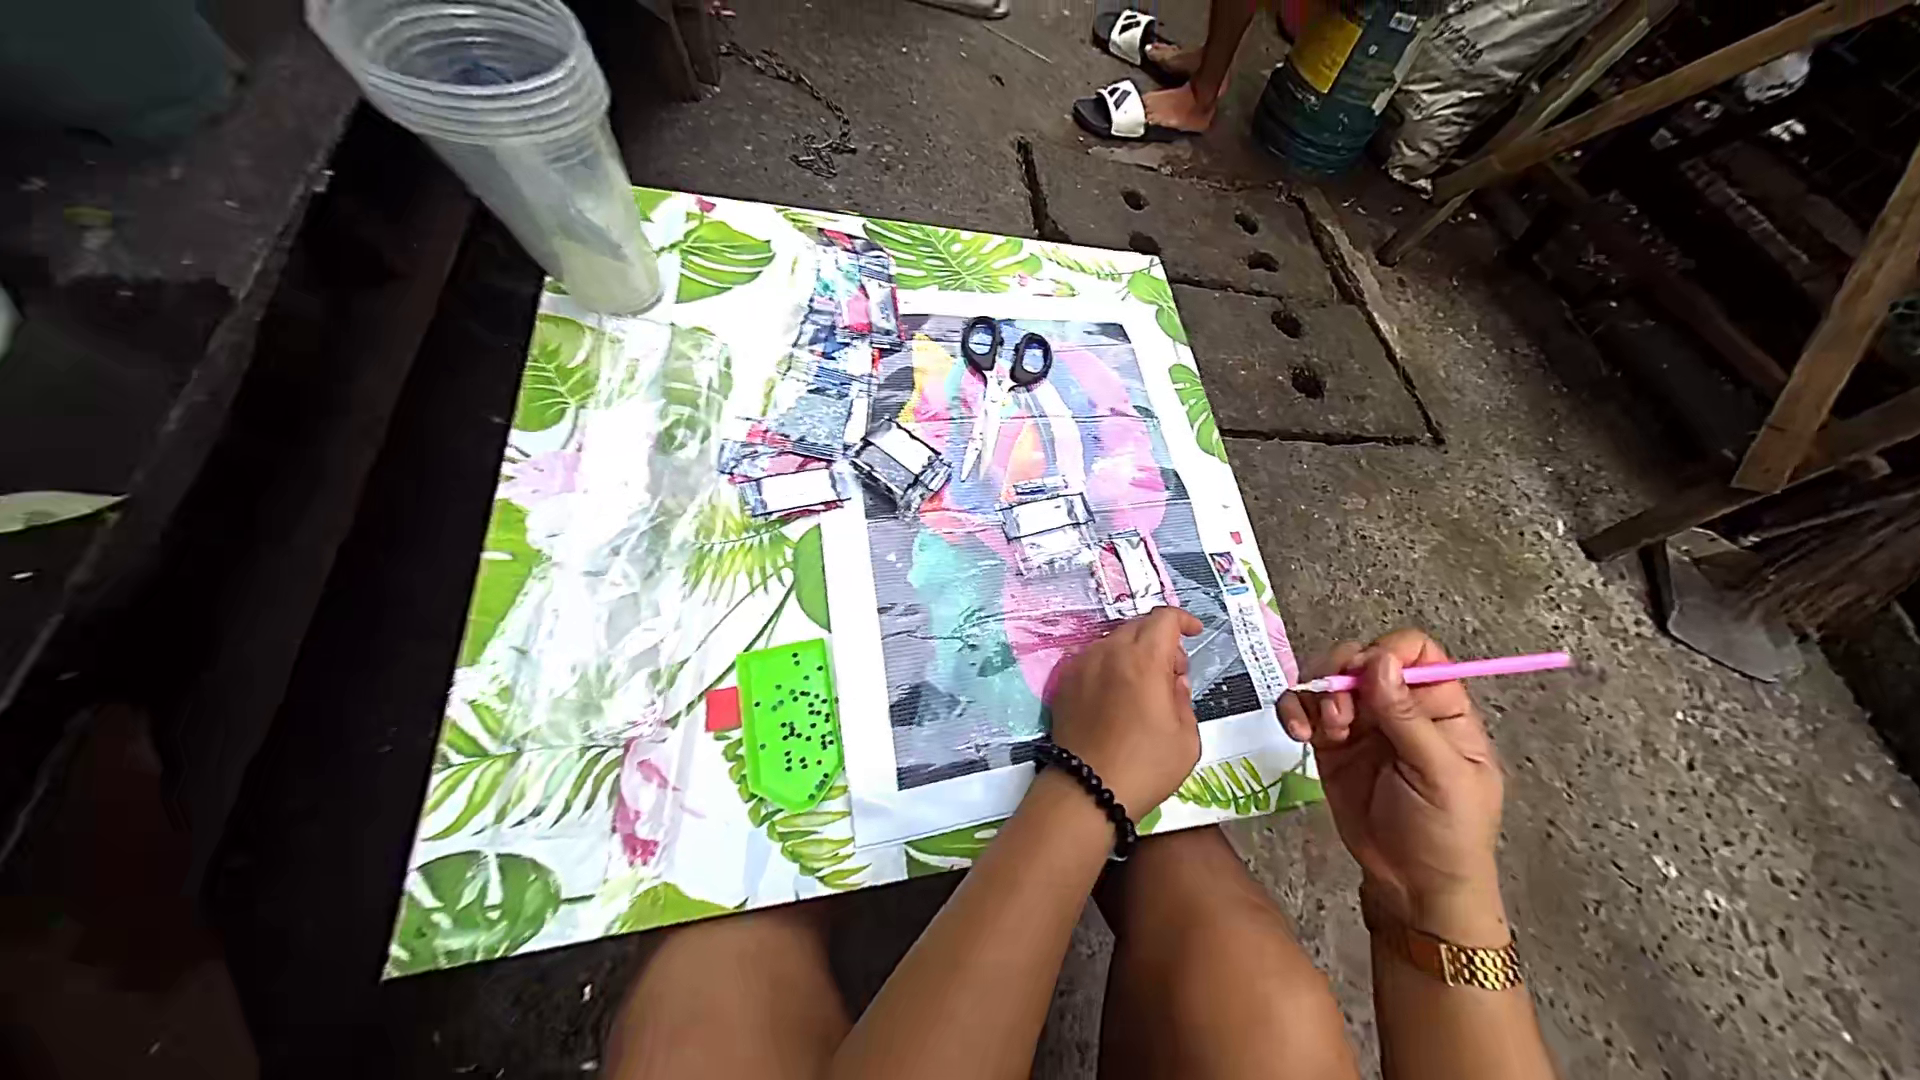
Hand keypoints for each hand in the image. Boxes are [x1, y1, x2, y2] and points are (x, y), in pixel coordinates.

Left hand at [1046, 606, 1203, 815]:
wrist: (1086, 788)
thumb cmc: (1145, 766)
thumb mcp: (1186, 737)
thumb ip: (1182, 698)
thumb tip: (1173, 680)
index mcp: (1143, 660)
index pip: (1164, 619)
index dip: (1183, 620)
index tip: (1194, 632)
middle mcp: (1108, 652)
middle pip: (1138, 627)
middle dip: (1160, 640)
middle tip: (1172, 673)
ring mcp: (1081, 664)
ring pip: (1113, 642)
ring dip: (1134, 653)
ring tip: (1144, 688)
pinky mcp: (1064, 681)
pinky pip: (1093, 660)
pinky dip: (1110, 666)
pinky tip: (1116, 696)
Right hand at [1278, 629, 1508, 944]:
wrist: (1410, 882)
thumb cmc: (1446, 832)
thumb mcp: (1440, 775)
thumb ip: (1408, 717)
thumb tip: (1380, 660)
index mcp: (1438, 707)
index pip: (1413, 652)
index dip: (1387, 654)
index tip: (1367, 679)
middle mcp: (1396, 705)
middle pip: (1358, 658)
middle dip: (1340, 677)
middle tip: (1339, 715)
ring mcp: (1360, 721)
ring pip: (1324, 678)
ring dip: (1314, 696)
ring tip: (1321, 733)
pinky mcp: (1327, 739)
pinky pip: (1301, 706)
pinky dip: (1292, 711)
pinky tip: (1298, 734)